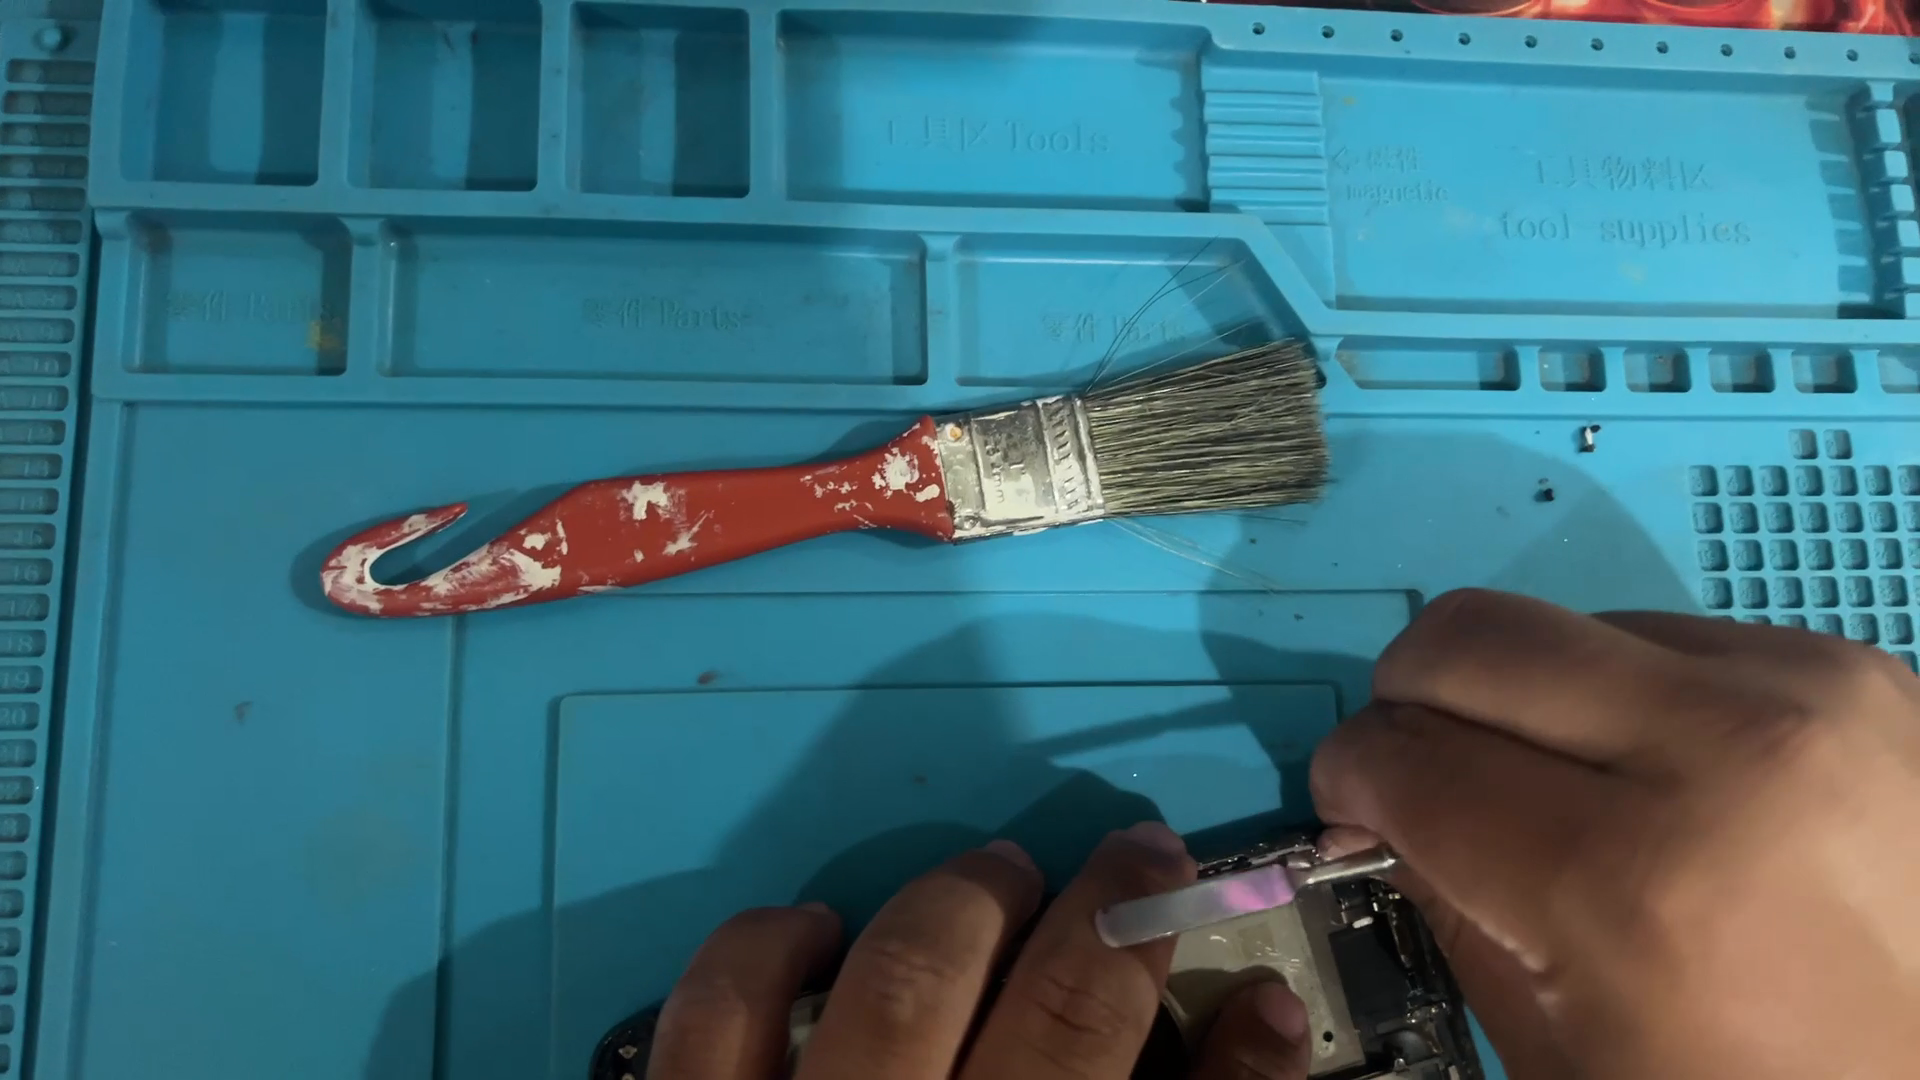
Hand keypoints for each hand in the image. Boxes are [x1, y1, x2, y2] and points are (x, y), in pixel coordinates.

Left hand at [644, 824, 1314, 1079]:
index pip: (1120, 1052)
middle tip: (1115, 863)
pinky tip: (820, 931)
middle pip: (1035, 1003)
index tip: (1186, 882)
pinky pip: (717, 1007)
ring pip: (894, 976)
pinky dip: (768, 943)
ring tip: (998, 874)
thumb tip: (1265, 1015)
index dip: (1163, 956)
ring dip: (958, 900)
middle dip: (1088, 905)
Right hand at [1311, 589, 1919, 1079]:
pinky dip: (1597, 690)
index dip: (1347, 782)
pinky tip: (1650, 768)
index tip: (1358, 815)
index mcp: (1632, 879)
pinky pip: (1636, 634)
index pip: (1394, 754)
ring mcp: (1806, 691)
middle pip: (1457, 638)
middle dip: (1404, 702)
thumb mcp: (1544, 1035)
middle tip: (1428, 773)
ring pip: (1536, 623)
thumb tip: (1366, 805)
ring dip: (1504, 694)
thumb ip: (1428, 886)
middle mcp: (1727, 750)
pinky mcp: (1852, 669)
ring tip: (1556, 778)